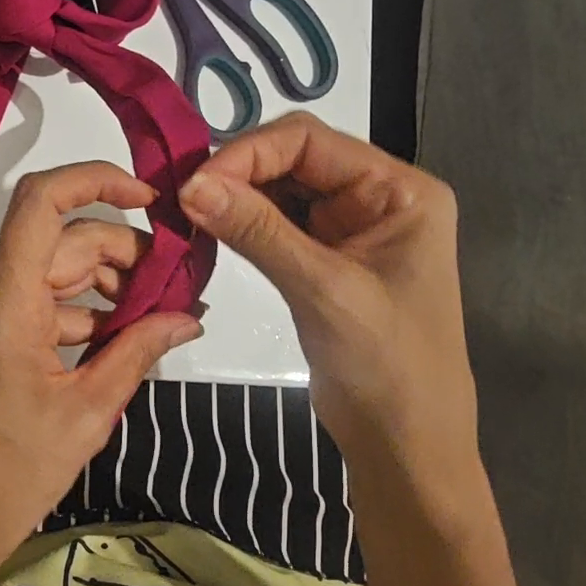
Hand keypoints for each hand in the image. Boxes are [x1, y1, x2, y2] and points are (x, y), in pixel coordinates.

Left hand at [0, 162, 204, 585]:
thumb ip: (139, 351)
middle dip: (124, 254)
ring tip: (158, 316)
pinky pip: (42, 300)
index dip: (95, 180)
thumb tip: (188, 317)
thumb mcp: (88, 413)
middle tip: (177, 287)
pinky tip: (123, 337)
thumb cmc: (12, 475)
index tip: (148, 197)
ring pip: (55, 269)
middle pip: (63, 240)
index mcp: (6, 305)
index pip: (41, 203)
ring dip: (108, 284)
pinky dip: (84, 310)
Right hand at [177, 113, 474, 455]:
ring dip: (234, 197)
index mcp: (399, 190)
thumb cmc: (387, 366)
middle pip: (293, 158)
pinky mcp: (324, 257)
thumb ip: (258, 231)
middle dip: (236, 173)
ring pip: (279, 189)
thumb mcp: (323, 290)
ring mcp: (349, 227)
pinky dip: (240, 224)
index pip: (310, 141)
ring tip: (186, 213)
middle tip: (181, 198)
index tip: (194, 185)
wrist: (405, 444)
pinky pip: (274, 223)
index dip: (247, 154)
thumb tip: (190, 185)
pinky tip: (209, 232)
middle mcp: (376, 196)